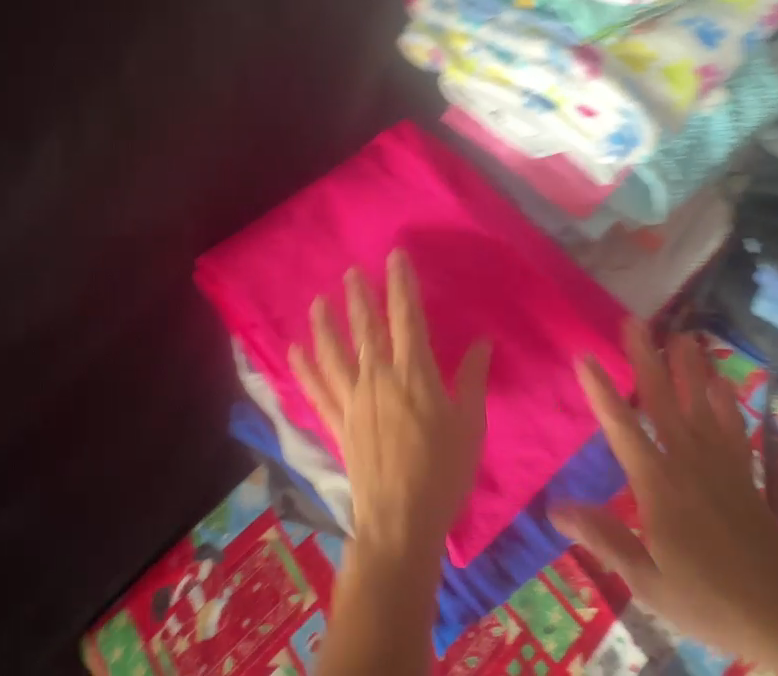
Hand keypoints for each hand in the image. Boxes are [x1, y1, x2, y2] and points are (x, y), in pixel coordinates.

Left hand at [290, 249, 491, 564]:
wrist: (401, 520)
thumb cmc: (444, 471)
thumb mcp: (470, 423)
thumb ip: (472, 379)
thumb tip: (482, 343)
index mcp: (414, 374)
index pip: (407, 318)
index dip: (401, 285)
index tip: (394, 257)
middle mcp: (378, 379)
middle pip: (366, 330)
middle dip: (359, 297)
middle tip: (350, 271)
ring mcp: (353, 402)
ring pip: (335, 354)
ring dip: (326, 326)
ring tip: (317, 301)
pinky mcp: (338, 425)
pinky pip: (318, 391)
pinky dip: (304, 369)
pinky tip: (294, 351)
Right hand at [552, 324, 777, 665]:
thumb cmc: (709, 601)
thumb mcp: (647, 582)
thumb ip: (605, 538)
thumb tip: (555, 507)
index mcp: (659, 487)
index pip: (623, 429)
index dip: (601, 392)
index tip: (584, 355)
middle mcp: (689, 463)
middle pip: (664, 402)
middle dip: (646, 359)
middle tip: (633, 321)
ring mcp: (721, 465)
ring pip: (700, 405)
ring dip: (689, 368)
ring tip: (681, 334)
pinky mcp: (745, 475)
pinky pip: (732, 427)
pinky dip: (725, 402)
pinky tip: (721, 383)